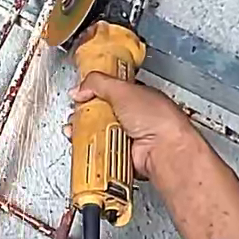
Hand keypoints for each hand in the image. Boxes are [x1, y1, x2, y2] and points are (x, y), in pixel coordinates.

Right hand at [71, 73, 204, 180]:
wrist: (164, 151)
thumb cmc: (157, 119)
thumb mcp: (122, 90)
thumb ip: (98, 83)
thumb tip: (79, 88)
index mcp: (136, 96)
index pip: (108, 91)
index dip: (92, 92)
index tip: (78, 96)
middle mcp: (133, 117)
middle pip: (99, 114)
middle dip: (83, 115)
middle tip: (75, 117)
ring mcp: (127, 137)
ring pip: (97, 134)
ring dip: (83, 133)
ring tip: (74, 131)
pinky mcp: (122, 155)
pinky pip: (100, 151)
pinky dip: (90, 150)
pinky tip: (84, 146)